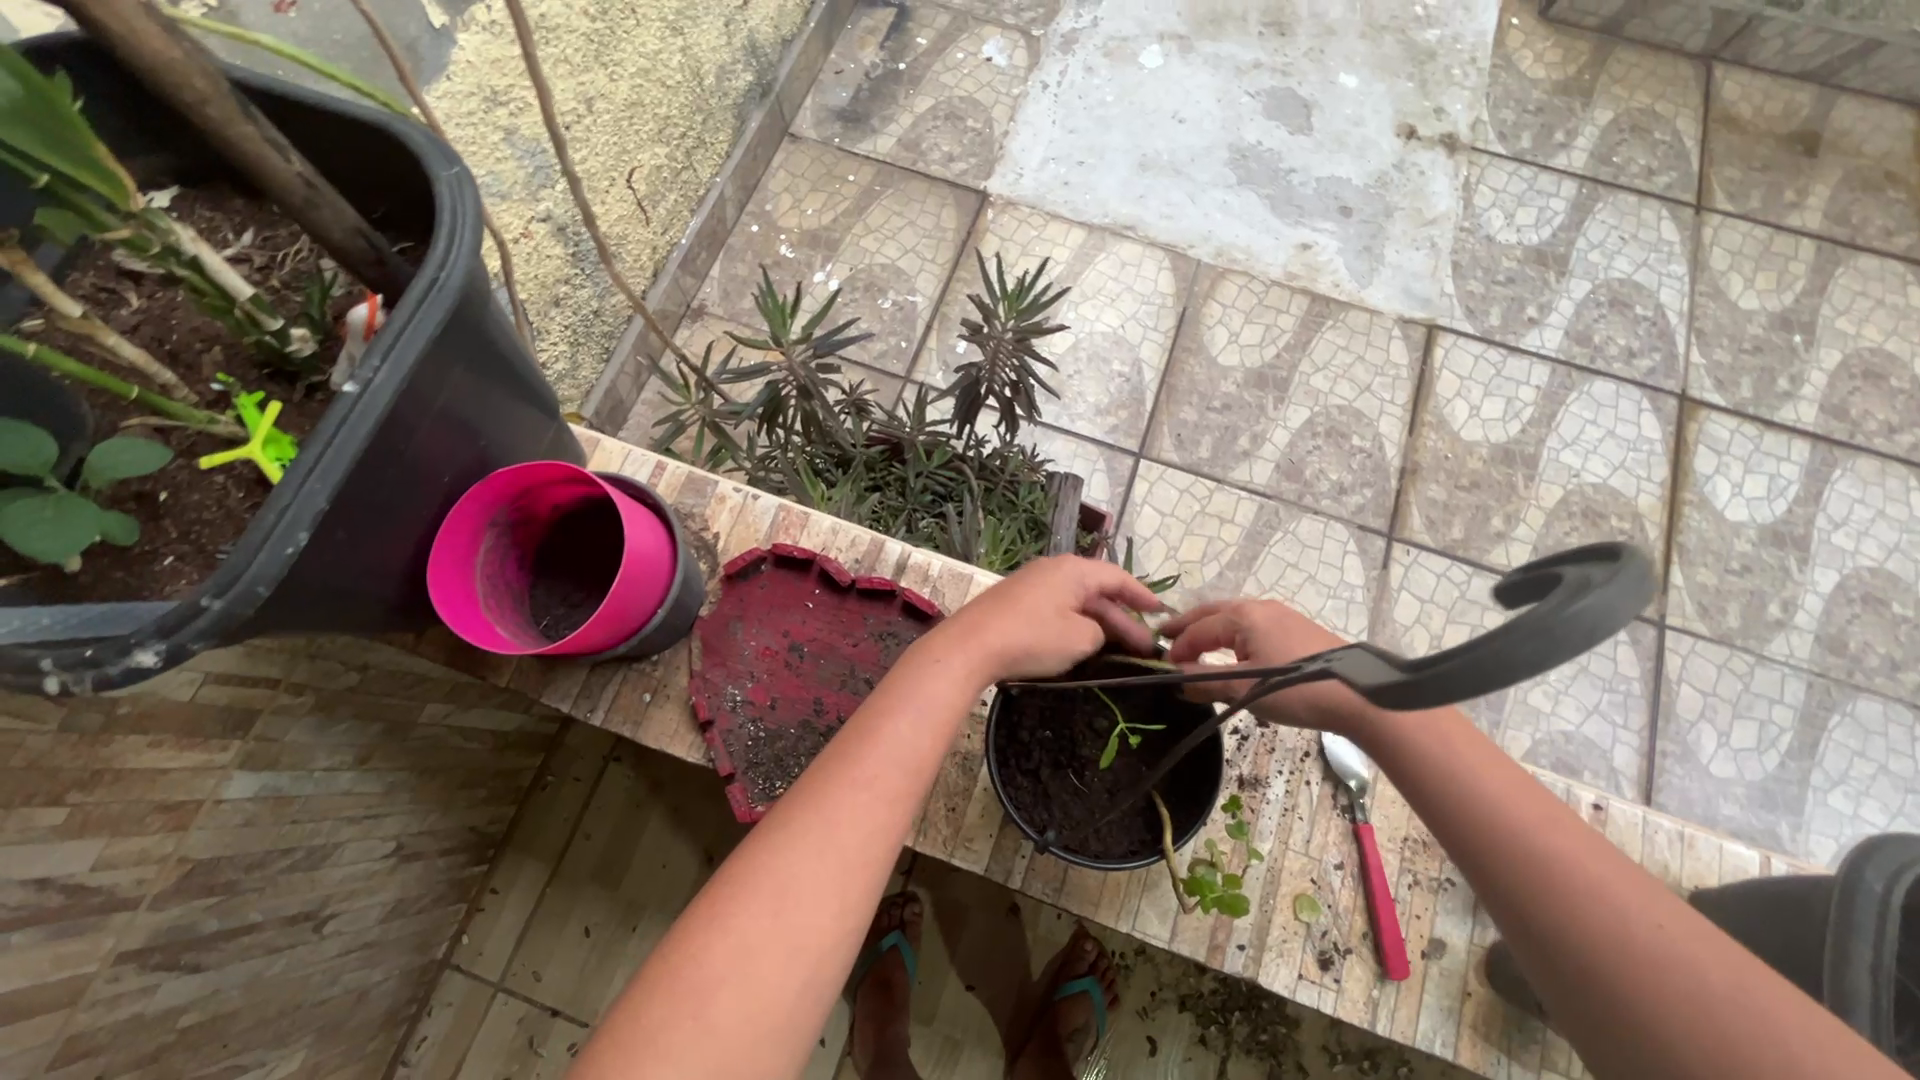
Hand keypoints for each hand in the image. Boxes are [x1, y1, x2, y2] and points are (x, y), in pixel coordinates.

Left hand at [913, 555, 1162, 686]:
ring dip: (1099, 624)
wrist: (970, 646)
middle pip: (1098, 591)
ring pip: (1077, 602)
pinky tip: (1082, 645)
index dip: (1142, 595)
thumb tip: (1096, 631)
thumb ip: (1100, 632)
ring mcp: (1032, 584)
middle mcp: (1054, 569)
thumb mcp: (1081, 639)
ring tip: (1119, 650)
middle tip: (1145, 647)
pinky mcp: (1016, 603)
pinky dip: (1075, 624)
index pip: (1118, 577)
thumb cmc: (1032, 638)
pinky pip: (1057, 609)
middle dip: (1123, 619)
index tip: (1162, 612)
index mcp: (1074, 570)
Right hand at [1161, 599, 1376, 734]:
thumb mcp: (1243, 690)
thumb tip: (1176, 679)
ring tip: (1197, 644)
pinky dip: (1233, 634)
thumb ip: (1205, 682)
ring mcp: (1282, 616)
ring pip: (1235, 617)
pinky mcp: (1298, 629)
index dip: (1178, 646)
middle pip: (1214, 612)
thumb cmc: (1294, 689)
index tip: (1163, 664)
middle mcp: (1260, 608)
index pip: (1198, 629)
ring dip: (1212, 629)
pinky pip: (1253, 625)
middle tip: (1167, 635)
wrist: (1358, 695)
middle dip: (1189, 624)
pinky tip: (1235, 651)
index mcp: (1242, 617)